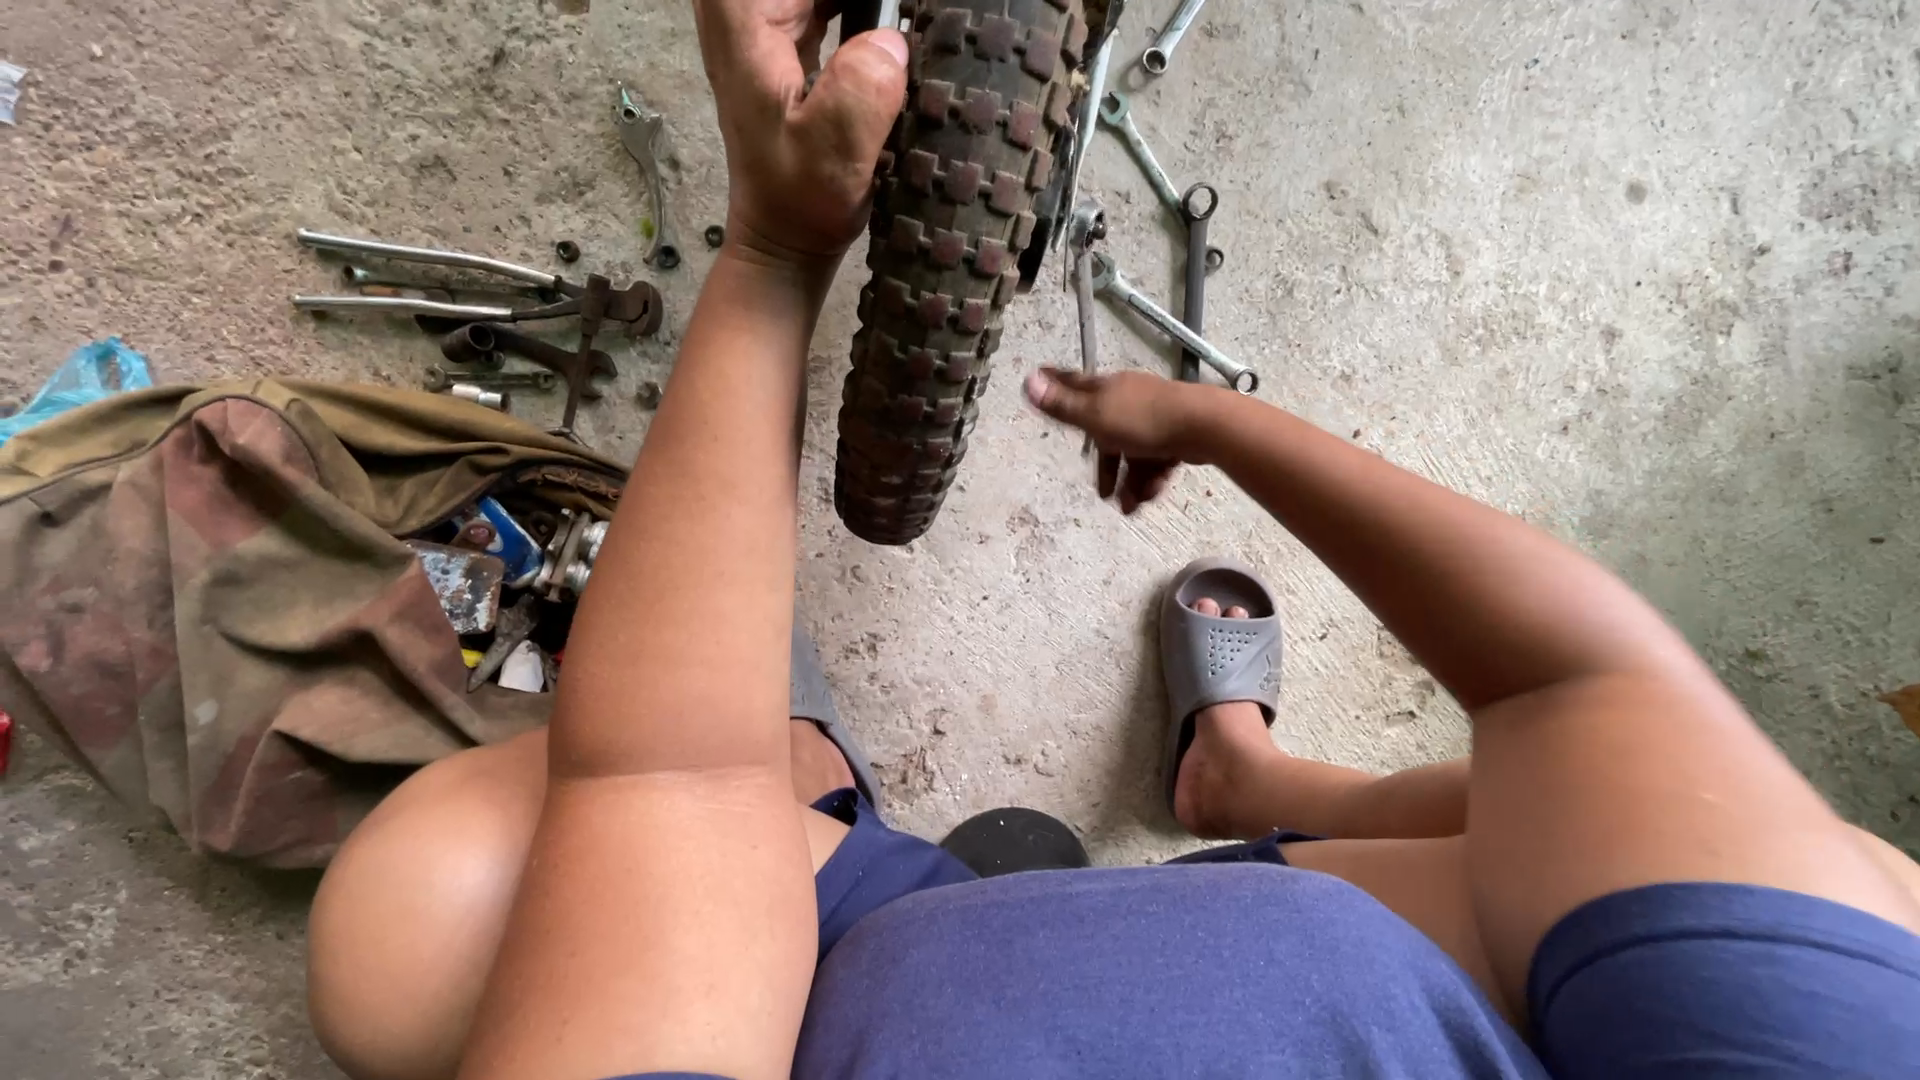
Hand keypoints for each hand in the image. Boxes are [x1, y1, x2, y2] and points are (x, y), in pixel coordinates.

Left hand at [692, 0, 907, 265]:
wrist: (783, 239)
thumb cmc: (801, 200)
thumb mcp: (834, 150)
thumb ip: (862, 87)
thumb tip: (893, 42)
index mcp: (745, 15)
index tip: (892, 18)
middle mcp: (741, 7)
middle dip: (863, 1)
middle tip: (897, 23)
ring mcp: (759, 22)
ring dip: (862, 3)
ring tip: (895, 22)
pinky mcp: (782, 40)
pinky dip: (856, 6)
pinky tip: (885, 22)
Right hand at [1024, 369, 1202, 513]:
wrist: (1202, 426)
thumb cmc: (1142, 421)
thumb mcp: (1094, 417)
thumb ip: (1061, 405)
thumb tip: (1027, 382)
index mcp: (1107, 390)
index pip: (1074, 384)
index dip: (1056, 383)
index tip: (1040, 373)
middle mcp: (1129, 400)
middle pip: (1107, 433)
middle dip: (1106, 467)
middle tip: (1102, 493)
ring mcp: (1154, 418)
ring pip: (1133, 453)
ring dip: (1129, 483)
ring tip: (1128, 508)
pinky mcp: (1175, 435)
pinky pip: (1155, 460)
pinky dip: (1149, 479)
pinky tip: (1147, 497)